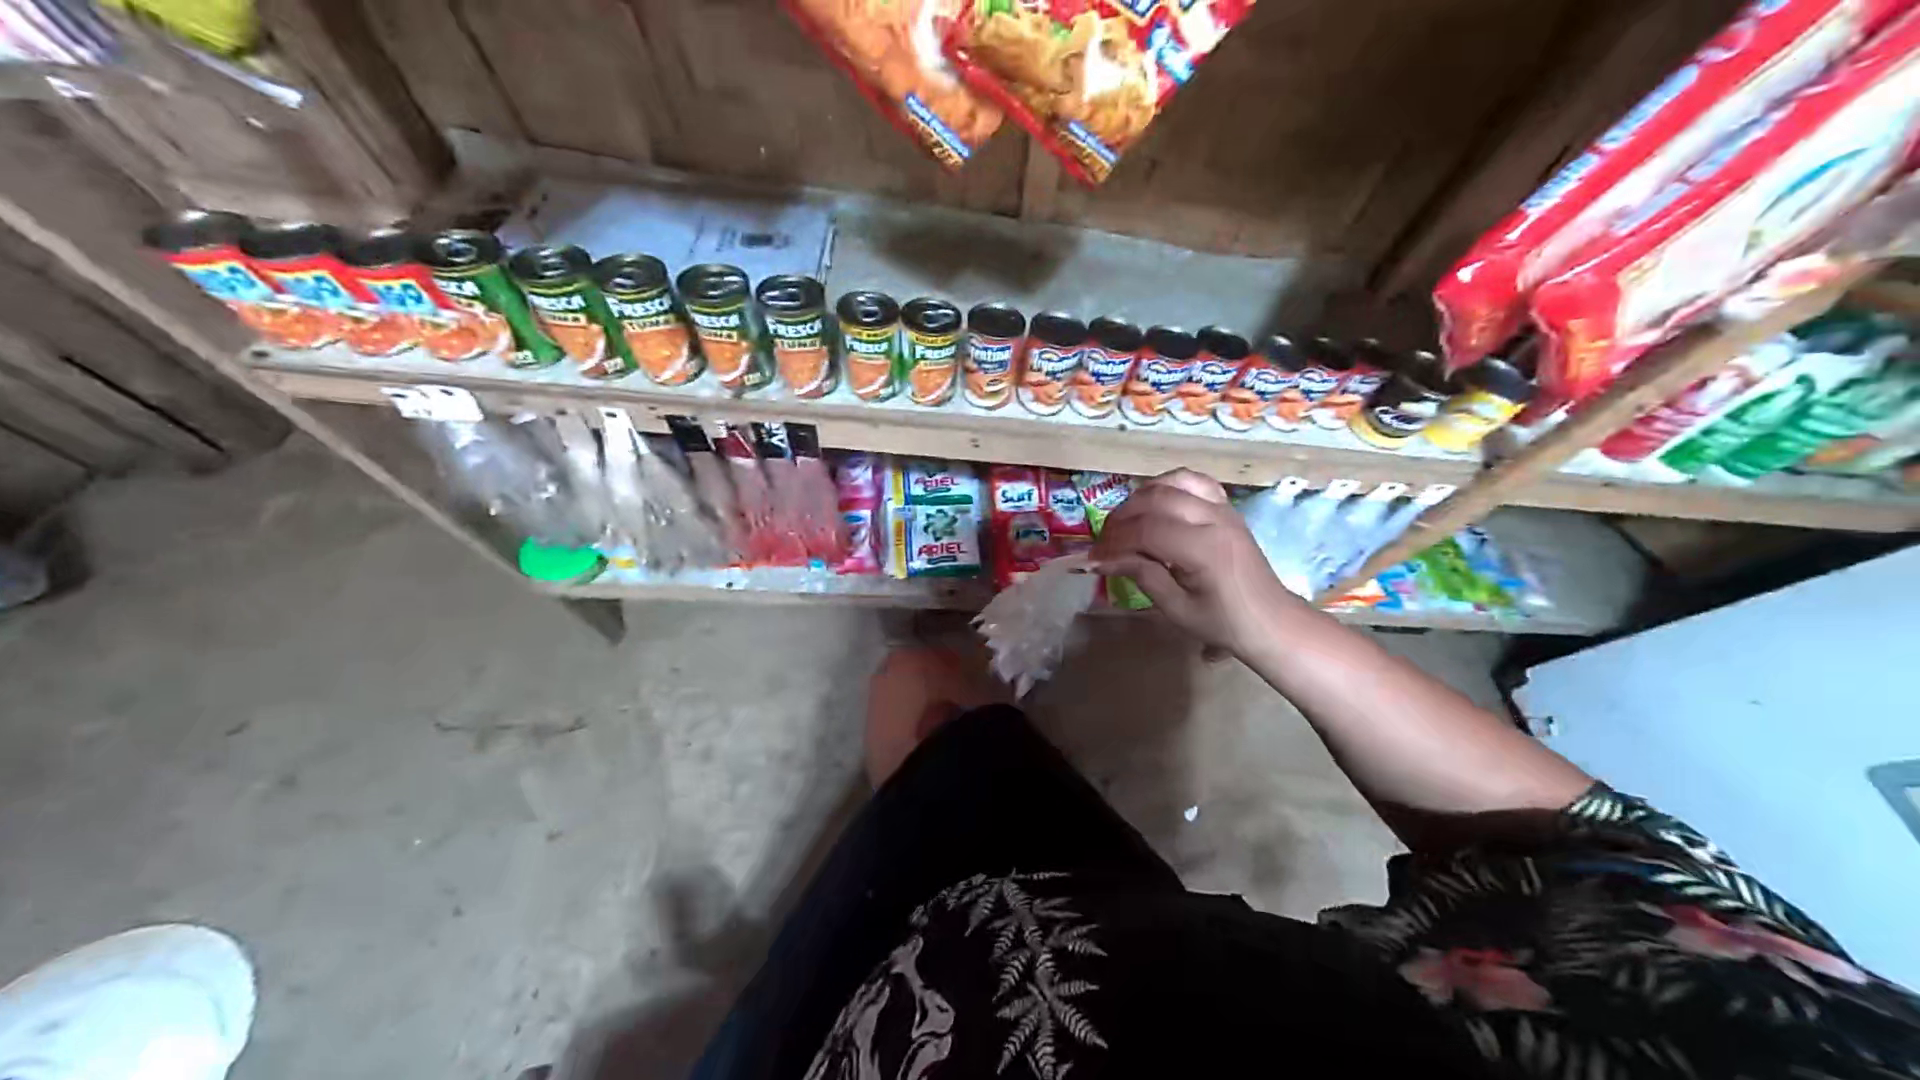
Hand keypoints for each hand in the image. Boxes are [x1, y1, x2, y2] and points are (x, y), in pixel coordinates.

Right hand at [1090, 469, 1304, 656]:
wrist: (1270, 620)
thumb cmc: (1224, 622)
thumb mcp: (1177, 608)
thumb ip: (1141, 575)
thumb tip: (1103, 560)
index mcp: (1204, 549)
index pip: (1146, 530)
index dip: (1114, 542)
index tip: (1095, 560)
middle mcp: (1214, 518)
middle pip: (1154, 500)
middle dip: (1121, 520)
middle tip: (1104, 544)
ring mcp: (1222, 508)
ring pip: (1170, 483)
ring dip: (1139, 498)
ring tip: (1124, 523)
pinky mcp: (1226, 506)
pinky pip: (1192, 480)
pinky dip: (1166, 485)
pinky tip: (1153, 503)